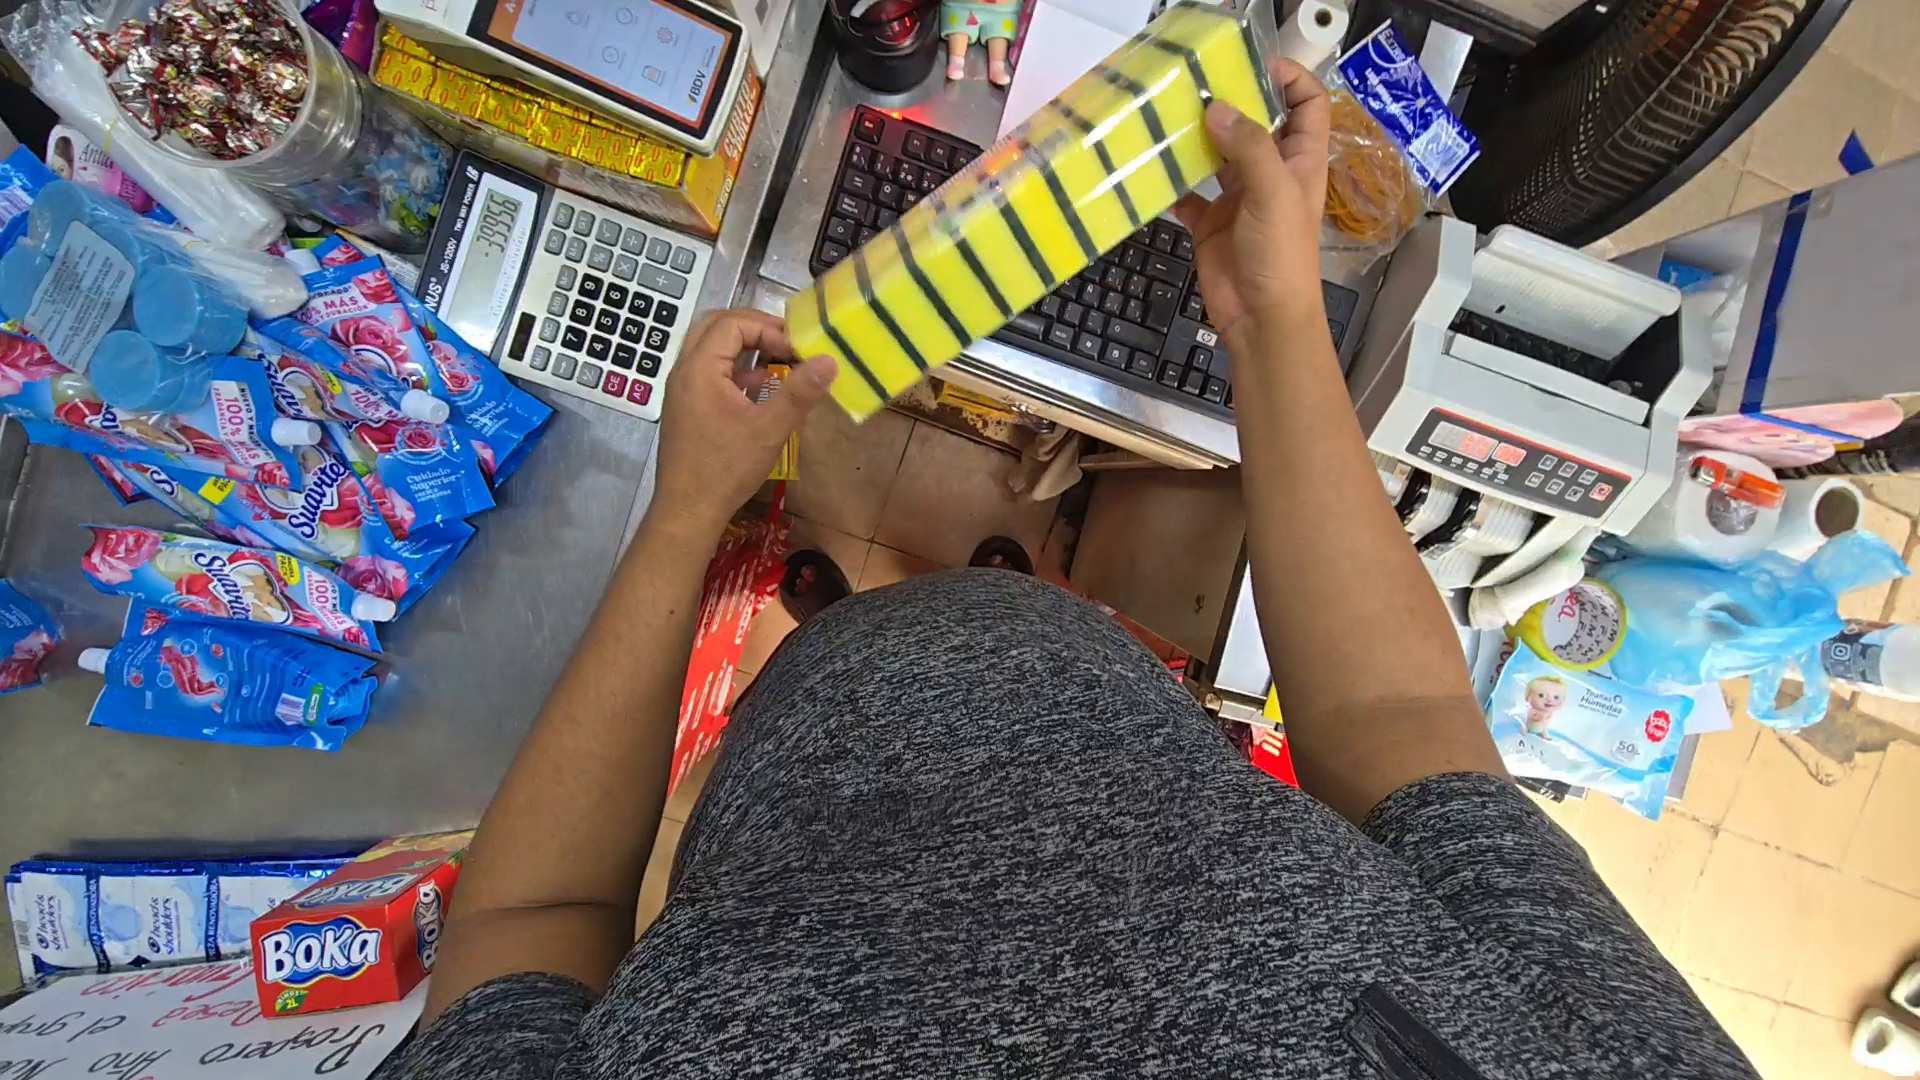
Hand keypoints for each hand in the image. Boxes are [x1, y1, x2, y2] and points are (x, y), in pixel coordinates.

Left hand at [651, 309, 835, 534]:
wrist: (688, 509)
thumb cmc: (726, 468)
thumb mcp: (769, 429)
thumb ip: (799, 393)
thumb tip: (830, 361)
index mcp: (700, 368)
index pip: (733, 324)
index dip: (769, 329)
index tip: (798, 350)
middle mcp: (684, 371)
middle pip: (716, 326)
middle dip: (754, 328)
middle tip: (787, 343)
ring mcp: (681, 389)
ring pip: (710, 348)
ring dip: (744, 348)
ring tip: (778, 361)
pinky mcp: (685, 408)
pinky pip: (709, 372)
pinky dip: (735, 370)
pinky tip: (760, 389)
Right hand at [1171, 59, 1331, 338]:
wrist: (1259, 315)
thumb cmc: (1280, 253)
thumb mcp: (1272, 191)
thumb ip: (1246, 146)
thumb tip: (1215, 108)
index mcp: (1298, 160)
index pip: (1305, 104)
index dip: (1289, 79)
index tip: (1254, 65)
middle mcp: (1268, 174)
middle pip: (1252, 126)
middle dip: (1229, 106)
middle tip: (1195, 87)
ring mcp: (1236, 200)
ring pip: (1215, 159)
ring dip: (1195, 142)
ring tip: (1168, 120)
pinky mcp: (1208, 225)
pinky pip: (1187, 198)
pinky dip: (1171, 186)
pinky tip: (1153, 172)